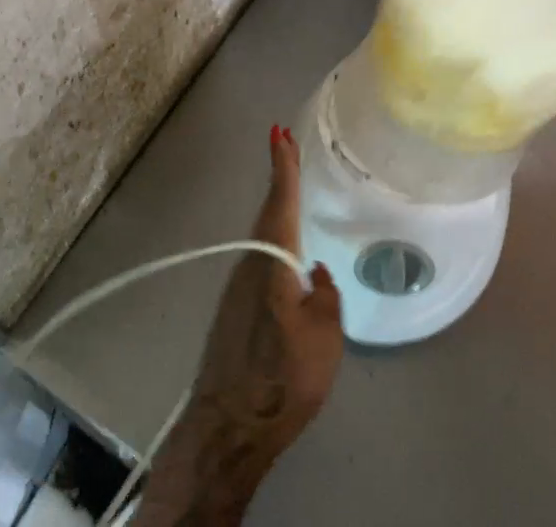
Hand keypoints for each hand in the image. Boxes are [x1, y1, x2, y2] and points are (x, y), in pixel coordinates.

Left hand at [184, 126, 343, 462]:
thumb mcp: (325, 337)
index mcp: (272, 264)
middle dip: (280, 182)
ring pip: (263, 242)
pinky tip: (287, 257)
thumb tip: (315, 273)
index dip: (282, 168)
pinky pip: (259, 266)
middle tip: (289, 147)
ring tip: (291, 190)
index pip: (279, 204)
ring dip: (277, 213)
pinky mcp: (233, 311)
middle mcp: (248, 267)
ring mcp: (236, 289)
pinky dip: (273, 247)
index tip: (279, 132)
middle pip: (268, 217)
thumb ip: (324, 297)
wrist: (230, 425)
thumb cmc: (285, 377)